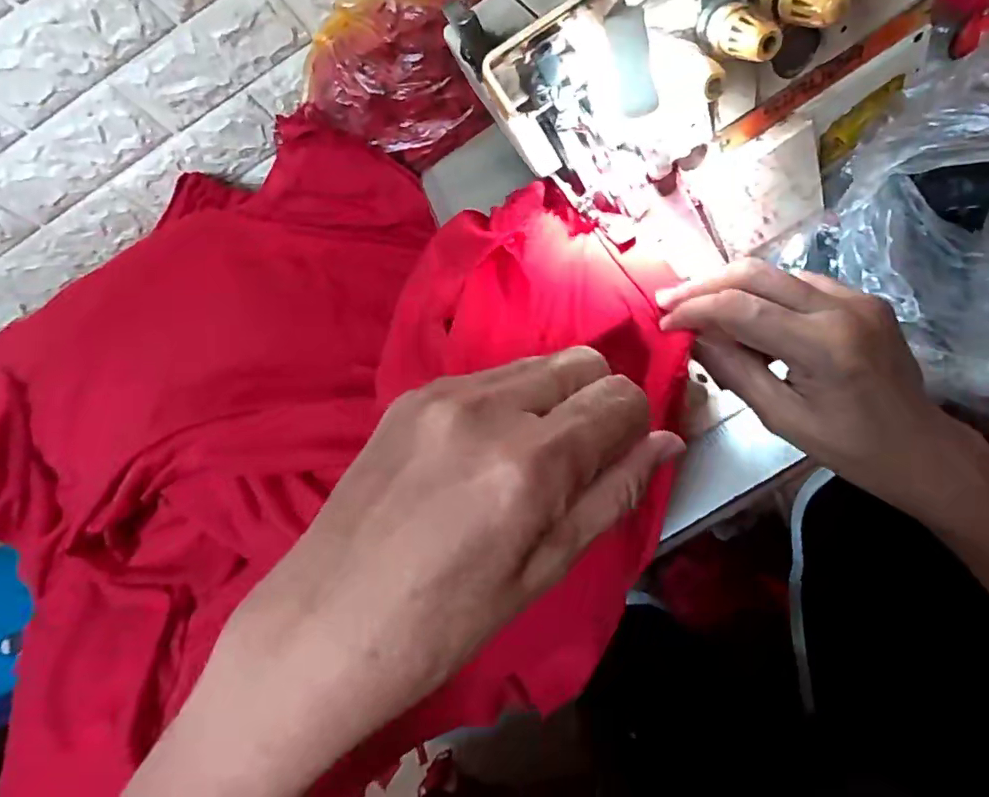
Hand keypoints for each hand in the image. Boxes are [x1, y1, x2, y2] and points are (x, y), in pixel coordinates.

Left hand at [131, 348, 682, 796]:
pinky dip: (511, 399)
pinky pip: (491, 375)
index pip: (620, 398)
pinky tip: (483, 449)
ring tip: (528, 454)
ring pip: (540, 361)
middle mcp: (490, 409)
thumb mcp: (545, 570)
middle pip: (585, 361)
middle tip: (579, 456)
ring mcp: (444, 393)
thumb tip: (667, 441)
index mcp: (531, 463)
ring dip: (555, 396)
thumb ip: (614, 495)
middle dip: (600, 401)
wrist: (321, 626)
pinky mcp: (412, 393)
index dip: (634, 424)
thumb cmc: (445, 621)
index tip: (620, 455)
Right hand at [657, 259, 984, 516]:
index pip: (742, 308)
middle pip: (757, 274)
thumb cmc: (853, 450)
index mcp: (825, 345)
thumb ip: (736, 371)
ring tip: (709, 317)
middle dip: (708, 285)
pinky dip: (770, 297)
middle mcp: (843, 307)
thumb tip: (695, 336)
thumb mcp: (784, 419)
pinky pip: (803, 285)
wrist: (922, 448)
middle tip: (673, 301)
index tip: (664, 320)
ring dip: (737, 289)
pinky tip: (755, 321)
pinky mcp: (865, 297)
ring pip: (778, 274)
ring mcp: (859, 297)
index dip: (696, 309)